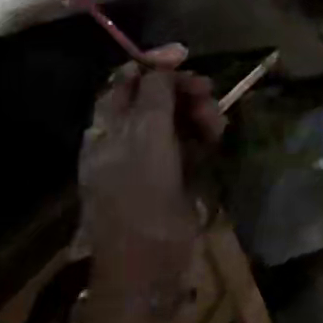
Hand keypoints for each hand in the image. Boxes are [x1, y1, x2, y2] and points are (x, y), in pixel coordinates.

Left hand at [76, 44, 222, 287]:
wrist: (149, 267)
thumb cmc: (142, 197)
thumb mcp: (146, 135)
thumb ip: (153, 95)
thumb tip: (162, 67)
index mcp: (106, 129)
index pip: (126, 82)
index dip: (152, 64)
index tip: (184, 55)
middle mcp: (124, 140)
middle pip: (156, 98)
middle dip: (183, 90)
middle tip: (209, 93)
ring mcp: (149, 160)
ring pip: (177, 119)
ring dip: (199, 113)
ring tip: (217, 126)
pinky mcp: (173, 178)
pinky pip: (189, 144)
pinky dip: (202, 136)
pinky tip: (216, 140)